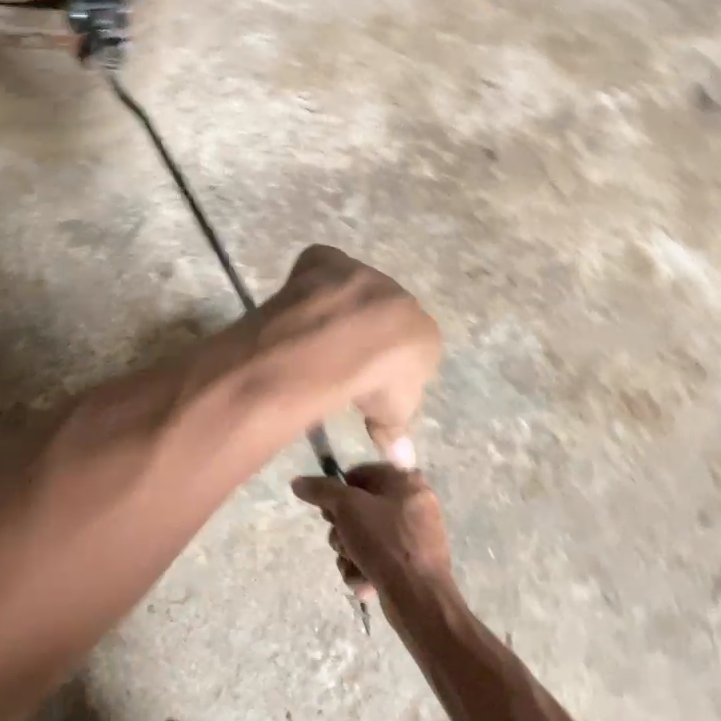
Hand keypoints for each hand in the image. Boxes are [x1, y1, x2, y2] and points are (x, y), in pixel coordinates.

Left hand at [251, 245, 442, 462]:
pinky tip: (297, 306)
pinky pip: (319, 267)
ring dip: (336, 307)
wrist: (342, 341)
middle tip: (335, 357)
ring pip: (349, 289)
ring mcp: (360, 273)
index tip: (363, 379)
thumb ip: (394, 432)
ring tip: (311, 336)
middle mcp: (398, 295)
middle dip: (361, 331)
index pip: (407, 345)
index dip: (383, 363)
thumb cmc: (376, 381)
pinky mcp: (325, 258)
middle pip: (379, 312)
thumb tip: (403, 463)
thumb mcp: (390, 413)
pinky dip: (309, 283)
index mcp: (424, 331)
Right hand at [291, 463, 450, 604]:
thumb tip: (298, 482)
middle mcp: (413, 505)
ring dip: (349, 551)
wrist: (418, 597)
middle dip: (342, 528)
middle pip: (358, 508)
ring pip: (363, 536)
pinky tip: (364, 580)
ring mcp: (413, 537)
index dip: (338, 491)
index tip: (328, 510)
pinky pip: (376, 558)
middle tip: (342, 538)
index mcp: (405, 482)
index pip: (359, 474)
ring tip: (353, 563)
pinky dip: (364, 568)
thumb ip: (321, 490)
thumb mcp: (347, 507)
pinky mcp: (410, 565)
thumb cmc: (384, 541)